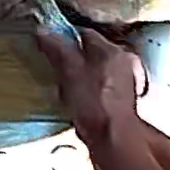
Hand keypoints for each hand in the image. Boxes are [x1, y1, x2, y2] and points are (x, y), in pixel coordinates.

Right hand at [35, 26, 144, 146]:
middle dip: (74, 56)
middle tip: (55, 66)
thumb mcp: (68, 69)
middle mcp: (125, 62)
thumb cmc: (91, 100)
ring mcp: (127, 82)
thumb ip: (56, 47)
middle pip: (91, 51)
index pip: (84, 33)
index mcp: (112, 50)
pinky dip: (90, 87)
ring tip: (65, 84)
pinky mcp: (124, 100)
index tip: (48, 46)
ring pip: (96, 69)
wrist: (113, 139)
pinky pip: (101, 85)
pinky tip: (79, 98)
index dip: (64, 38)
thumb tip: (41, 30)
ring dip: (82, 73)